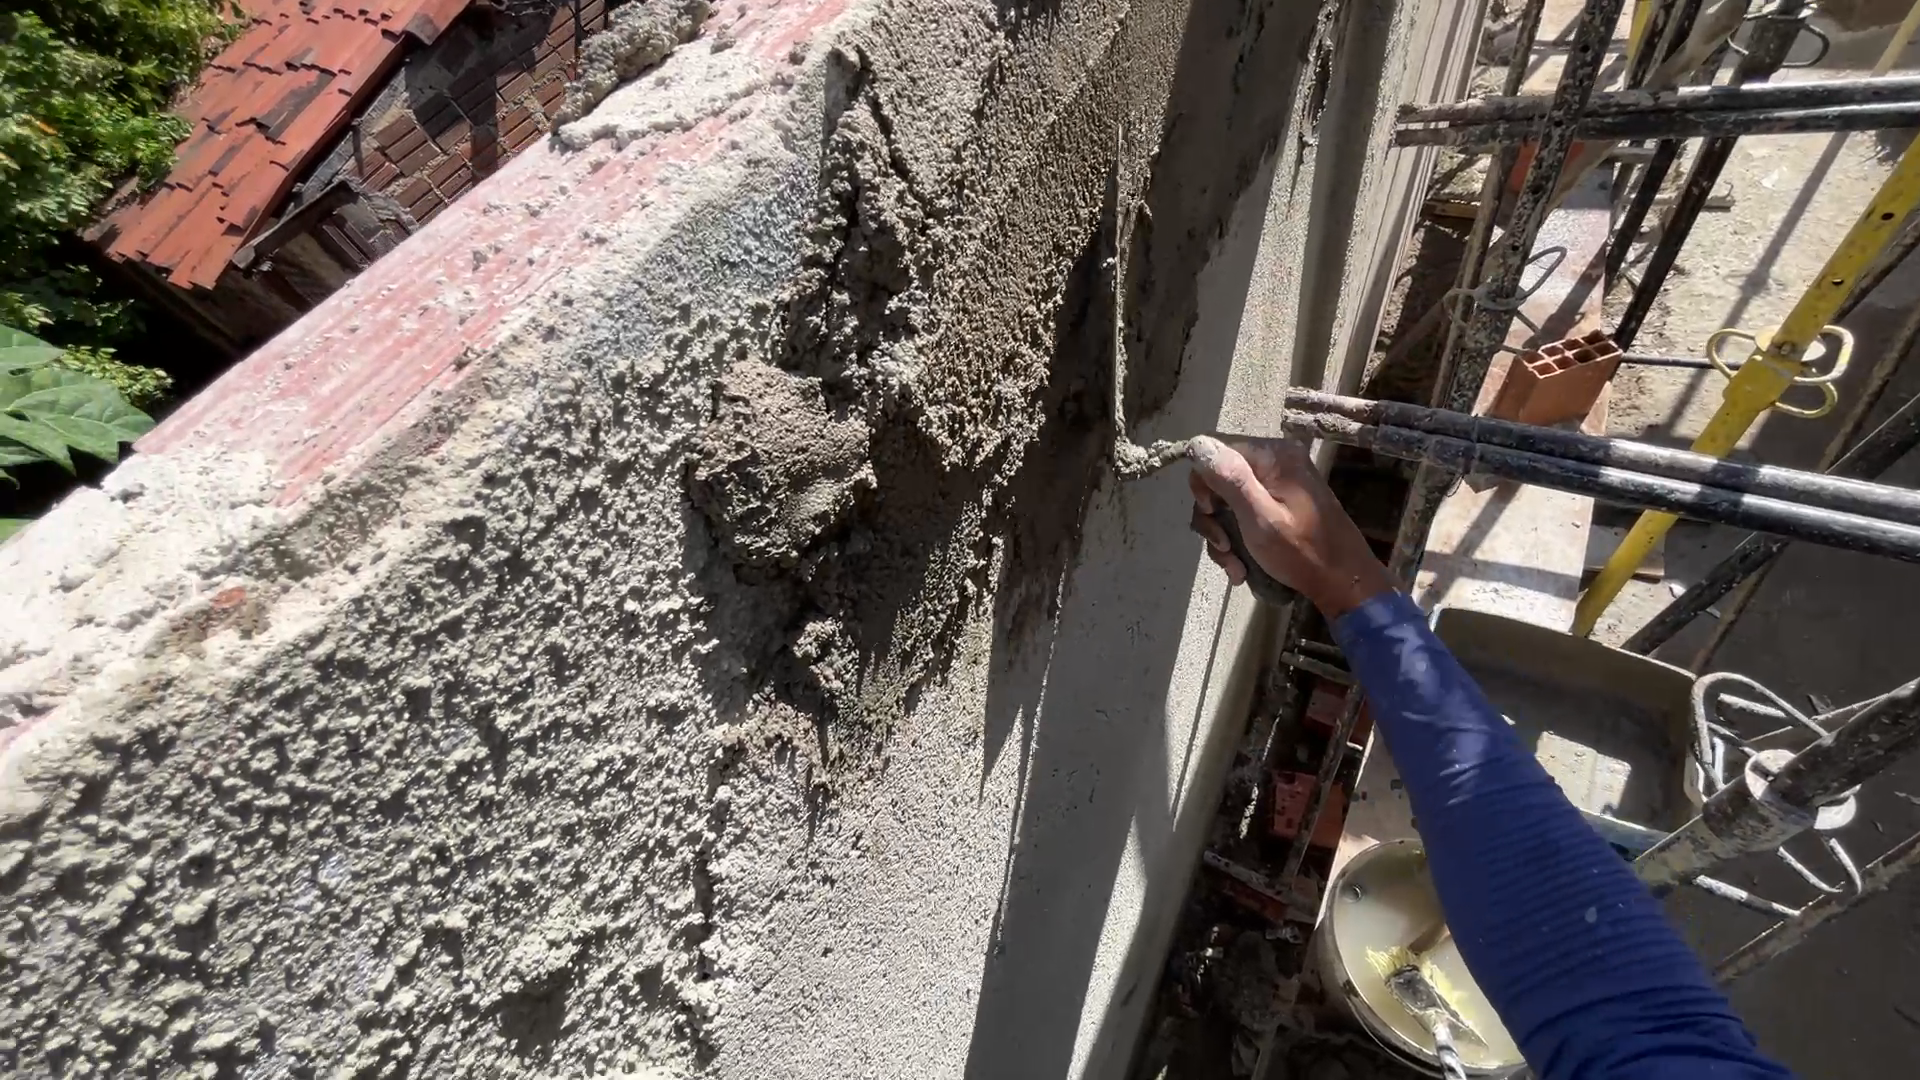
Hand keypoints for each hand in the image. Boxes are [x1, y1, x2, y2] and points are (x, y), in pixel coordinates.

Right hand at [1187, 435, 1395, 617]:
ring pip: (1225, 502)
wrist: (1343, 583)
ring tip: (1236, 565)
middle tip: (1224, 548)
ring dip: (1222, 536)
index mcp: (1274, 456)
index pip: (1215, 452)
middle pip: (1217, 479)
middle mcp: (1274, 462)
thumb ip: (1230, 479)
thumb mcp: (1260, 518)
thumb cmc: (1304, 553)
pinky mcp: (1277, 503)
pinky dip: (1236, 540)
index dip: (1204, 486)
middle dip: (1214, 519)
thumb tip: (1197, 445)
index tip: (1213, 516)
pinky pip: (1240, 514)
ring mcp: (1276, 484)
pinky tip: (1242, 565)